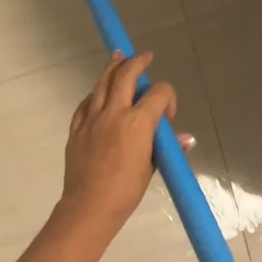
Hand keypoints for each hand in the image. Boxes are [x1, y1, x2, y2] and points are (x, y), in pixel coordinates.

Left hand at [61, 50, 191, 224]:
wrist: (90, 205)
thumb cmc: (126, 190)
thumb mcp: (152, 167)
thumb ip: (165, 147)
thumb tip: (185, 139)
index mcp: (138, 122)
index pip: (159, 92)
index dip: (168, 96)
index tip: (167, 114)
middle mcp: (114, 113)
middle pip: (126, 75)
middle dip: (138, 62)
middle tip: (145, 56)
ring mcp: (92, 119)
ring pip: (102, 84)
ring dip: (112, 67)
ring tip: (118, 56)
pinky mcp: (76, 129)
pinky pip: (86, 104)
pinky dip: (95, 95)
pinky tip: (98, 94)